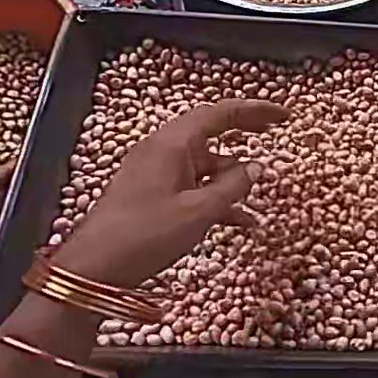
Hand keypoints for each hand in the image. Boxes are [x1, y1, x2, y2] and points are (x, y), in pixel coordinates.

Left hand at [52, 99, 288, 288]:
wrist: (94, 267)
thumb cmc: (146, 234)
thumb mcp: (198, 212)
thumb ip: (231, 187)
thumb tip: (257, 167)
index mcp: (172, 144)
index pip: (219, 113)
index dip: (255, 111)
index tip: (284, 115)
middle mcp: (163, 151)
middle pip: (211, 131)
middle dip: (244, 132)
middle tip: (275, 131)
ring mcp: (156, 173)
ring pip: (204, 164)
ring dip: (232, 175)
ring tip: (260, 189)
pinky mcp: (153, 194)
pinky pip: (192, 187)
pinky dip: (215, 197)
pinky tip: (240, 220)